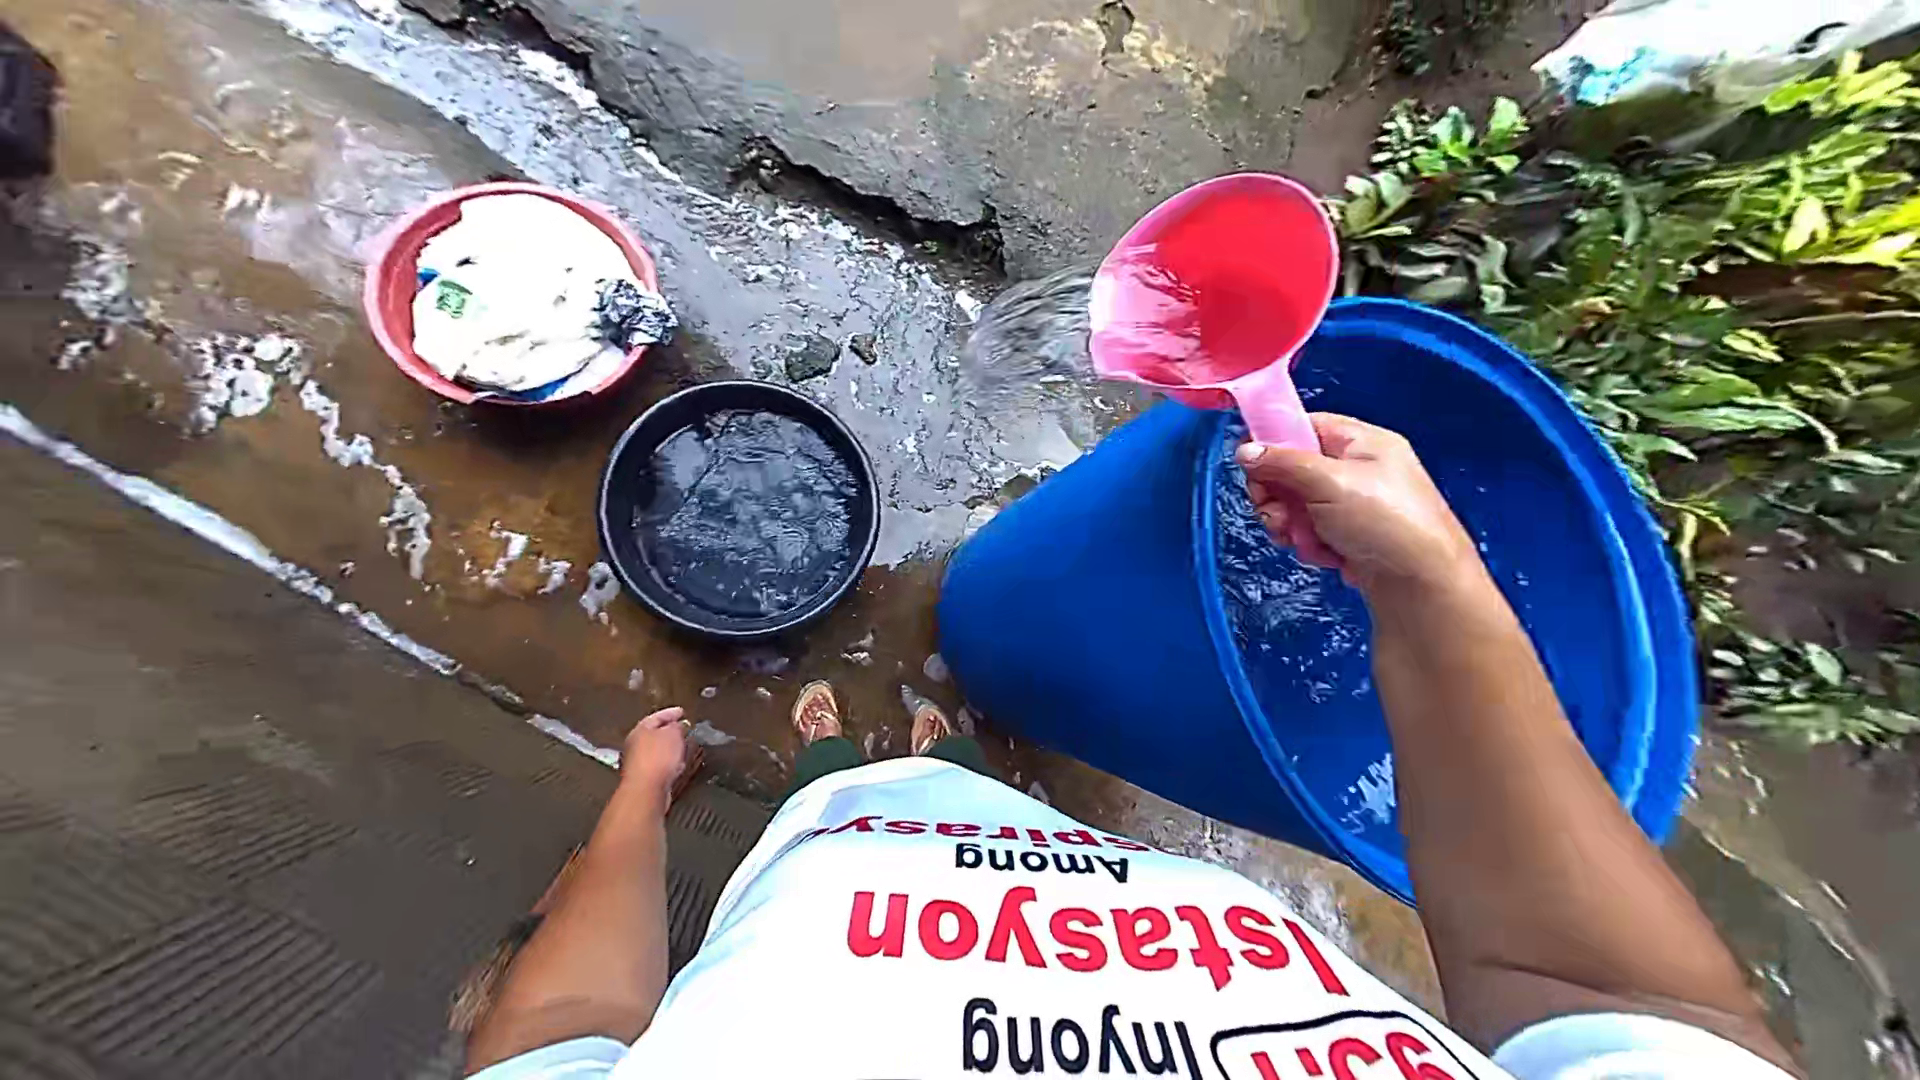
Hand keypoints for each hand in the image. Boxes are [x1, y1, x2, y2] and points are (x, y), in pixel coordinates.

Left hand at [619, 707, 688, 803]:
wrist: (646, 790)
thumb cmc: (659, 757)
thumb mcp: (673, 734)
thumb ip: (677, 726)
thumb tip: (679, 726)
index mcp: (640, 730)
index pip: (657, 716)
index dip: (671, 713)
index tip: (682, 712)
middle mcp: (635, 744)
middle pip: (655, 733)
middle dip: (670, 730)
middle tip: (684, 727)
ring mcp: (637, 762)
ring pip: (657, 749)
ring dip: (670, 746)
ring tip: (684, 745)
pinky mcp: (643, 777)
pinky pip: (659, 763)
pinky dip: (668, 760)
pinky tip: (678, 763)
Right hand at [1235, 413, 1484, 598]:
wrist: (1419, 581)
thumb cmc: (1386, 522)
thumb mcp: (1328, 482)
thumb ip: (1282, 463)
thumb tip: (1244, 451)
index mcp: (1359, 442)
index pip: (1302, 427)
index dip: (1272, 442)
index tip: (1251, 466)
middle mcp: (1352, 468)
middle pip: (1289, 468)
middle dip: (1275, 494)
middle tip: (1277, 512)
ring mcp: (1347, 501)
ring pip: (1291, 502)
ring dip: (1286, 522)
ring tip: (1301, 537)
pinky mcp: (1342, 530)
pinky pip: (1304, 527)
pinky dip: (1304, 540)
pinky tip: (1319, 551)